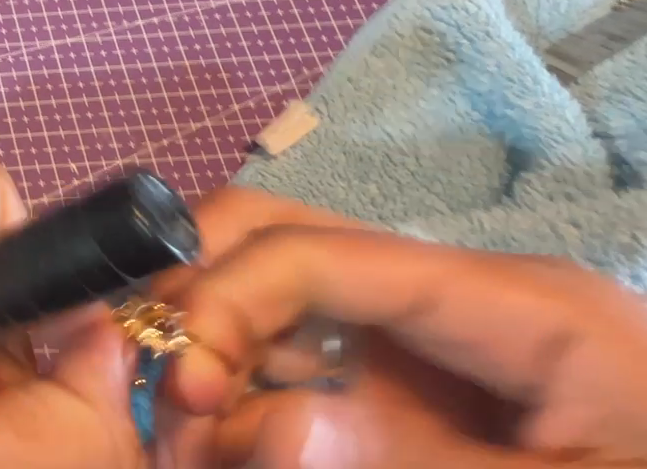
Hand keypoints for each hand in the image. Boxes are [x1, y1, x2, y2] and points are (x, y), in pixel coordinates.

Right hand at [159, 188, 646, 467]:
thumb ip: (415, 463)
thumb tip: (263, 423)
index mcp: (509, 301)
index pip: (313, 252)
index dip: (225, 298)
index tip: (182, 386)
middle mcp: (443, 293)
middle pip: (273, 231)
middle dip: (198, 290)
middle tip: (168, 376)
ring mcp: (422, 336)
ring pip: (266, 289)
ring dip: (212, 344)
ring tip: (197, 420)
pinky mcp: (409, 383)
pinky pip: (296, 356)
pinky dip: (247, 386)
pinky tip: (238, 426)